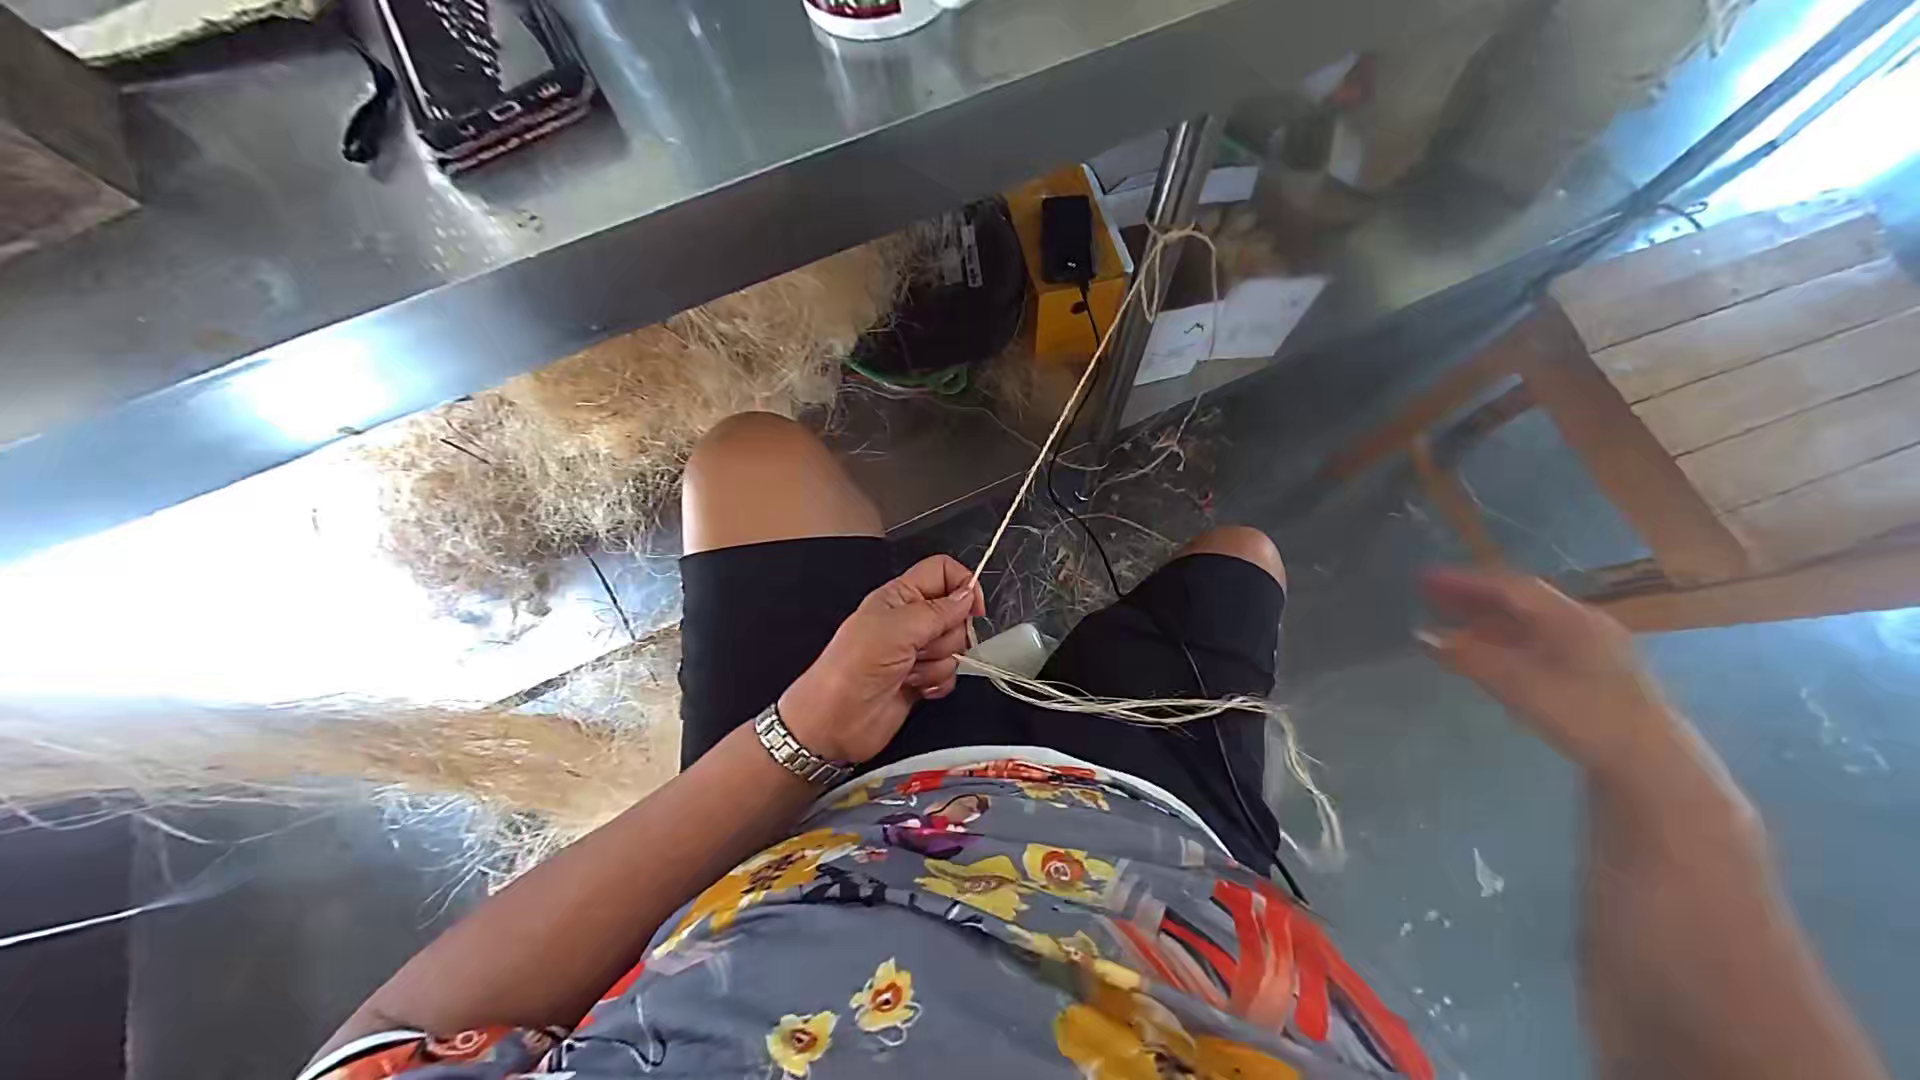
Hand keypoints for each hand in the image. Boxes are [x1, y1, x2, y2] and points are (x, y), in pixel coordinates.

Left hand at [777, 554, 985, 764]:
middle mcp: (910, 620)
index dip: (964, 585)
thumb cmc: (853, 666)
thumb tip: (968, 594)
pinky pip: (949, 675)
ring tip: (909, 671)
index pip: (943, 572)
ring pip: (955, 648)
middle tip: (920, 646)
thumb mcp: (898, 628)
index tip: (973, 610)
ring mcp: (915, 651)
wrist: (835, 720)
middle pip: (956, 614)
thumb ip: (939, 609)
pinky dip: (937, 683)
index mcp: (900, 596)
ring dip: (938, 663)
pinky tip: (915, 688)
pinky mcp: (920, 680)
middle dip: (947, 634)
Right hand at [1419, 567, 1683, 780]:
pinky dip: (1501, 639)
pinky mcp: (1591, 671)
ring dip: (1484, 619)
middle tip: (1428, 594)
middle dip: (1470, 596)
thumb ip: (1467, 657)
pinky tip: (1482, 651)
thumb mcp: (1517, 684)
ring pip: (1526, 622)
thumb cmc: (1583, 714)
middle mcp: (1581, 624)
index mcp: (1569, 618)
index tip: (1425, 577)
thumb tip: (1421, 635)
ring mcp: (1590, 647)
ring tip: (1447, 623)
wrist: (1651, 763)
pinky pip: (1536, 641)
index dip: (1462, 580)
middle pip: (1517, 601)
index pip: (1508, 587)